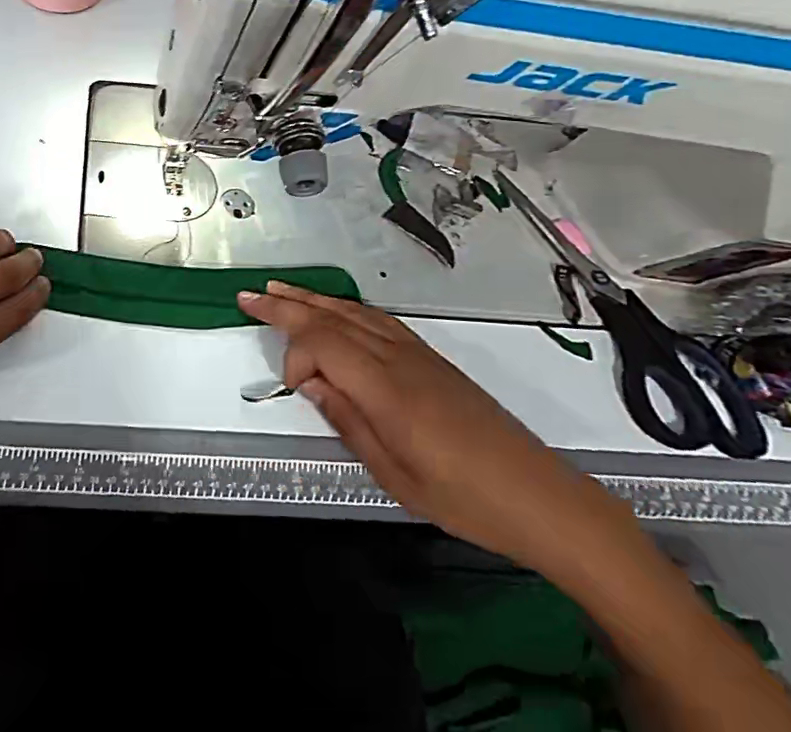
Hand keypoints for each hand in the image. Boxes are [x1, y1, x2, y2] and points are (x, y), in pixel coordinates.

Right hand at [238, 282, 638, 575]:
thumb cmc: (463, 498)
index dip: (294, 356)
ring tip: (282, 291)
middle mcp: (400, 358)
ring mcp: (419, 354)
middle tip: (250, 294)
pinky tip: (338, 312)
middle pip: (334, 317)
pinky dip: (348, 309)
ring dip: (315, 300)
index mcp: (386, 388)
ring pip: (356, 313)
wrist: (539, 496)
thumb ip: (347, 421)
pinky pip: (379, 320)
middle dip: (288, 304)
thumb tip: (312, 384)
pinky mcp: (433, 360)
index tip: (294, 389)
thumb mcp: (393, 473)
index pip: (323, 343)